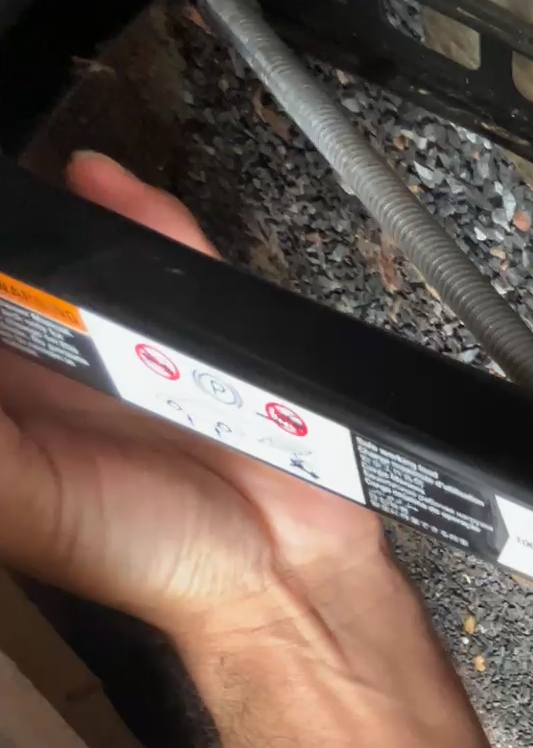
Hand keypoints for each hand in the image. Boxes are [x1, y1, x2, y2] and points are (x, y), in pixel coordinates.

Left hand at [0, 152, 388, 640]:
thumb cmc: (146, 549)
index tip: (1, 258)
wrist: (288, 560)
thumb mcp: (13, 492)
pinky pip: (182, 278)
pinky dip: (152, 228)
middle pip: (23, 289)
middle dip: (20, 247)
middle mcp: (55, 369)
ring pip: (86, 270)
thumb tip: (1, 346)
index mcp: (1, 406)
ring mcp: (141, 355)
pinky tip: (111, 187)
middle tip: (17, 206)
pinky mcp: (222, 350)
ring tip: (44, 189)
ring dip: (63, 227)